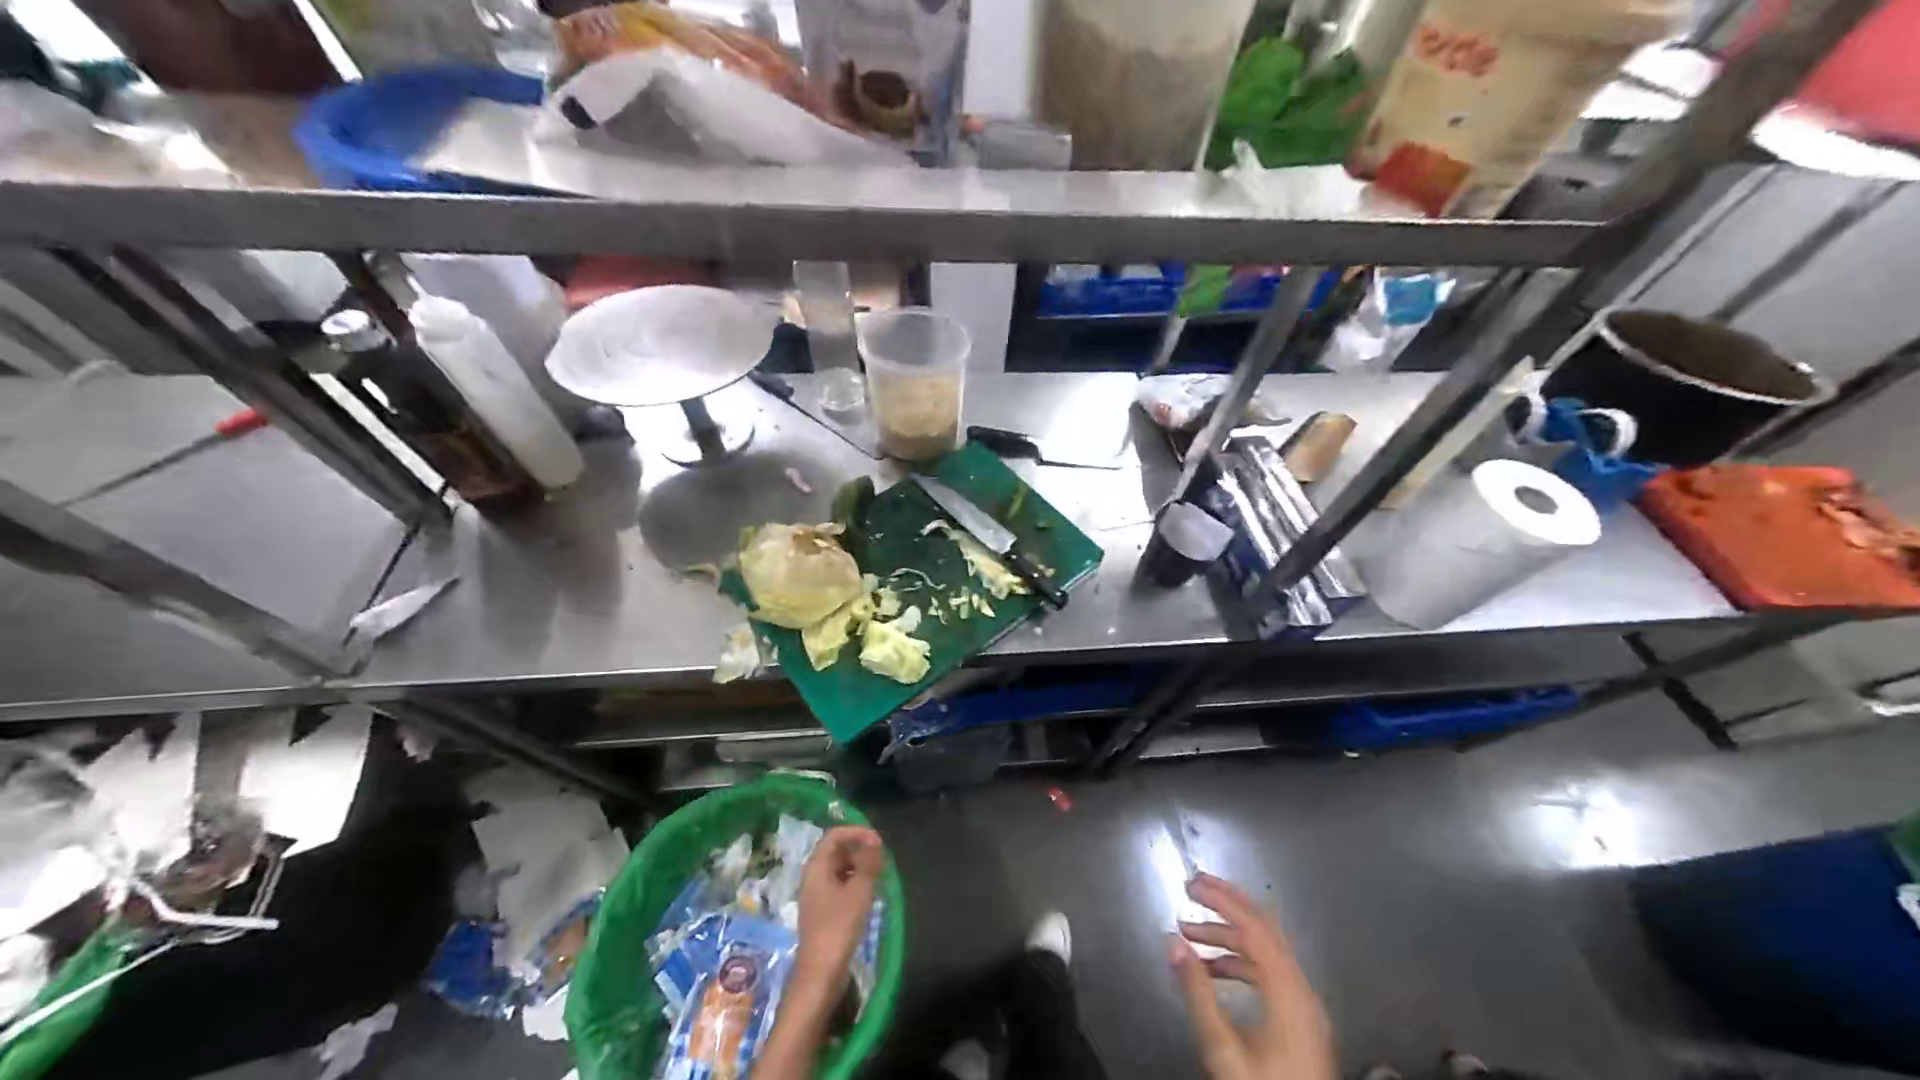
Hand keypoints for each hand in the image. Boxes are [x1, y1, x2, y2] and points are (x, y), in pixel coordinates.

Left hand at [794, 825, 884, 986]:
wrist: (820, 974)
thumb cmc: (838, 928)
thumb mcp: (858, 892)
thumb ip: (868, 864)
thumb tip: (875, 842)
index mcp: (817, 867)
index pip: (835, 835)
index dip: (857, 832)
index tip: (879, 841)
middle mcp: (814, 877)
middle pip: (837, 850)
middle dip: (860, 848)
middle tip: (882, 858)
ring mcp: (817, 895)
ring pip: (840, 868)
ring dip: (859, 865)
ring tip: (880, 873)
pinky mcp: (824, 911)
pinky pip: (840, 885)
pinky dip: (855, 882)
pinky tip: (870, 892)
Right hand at [1169, 872, 1335, 1079]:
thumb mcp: (1222, 1048)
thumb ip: (1197, 992)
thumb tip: (1172, 943)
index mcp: (1288, 993)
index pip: (1254, 928)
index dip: (1221, 900)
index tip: (1190, 885)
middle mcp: (1302, 991)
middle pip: (1265, 930)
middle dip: (1226, 904)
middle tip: (1192, 888)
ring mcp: (1304, 1006)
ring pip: (1266, 951)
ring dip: (1228, 935)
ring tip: (1189, 933)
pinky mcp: (1300, 1020)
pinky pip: (1270, 972)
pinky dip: (1239, 959)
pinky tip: (1212, 968)